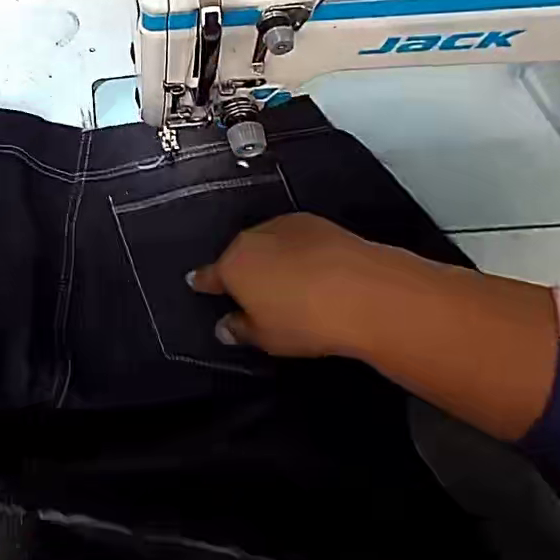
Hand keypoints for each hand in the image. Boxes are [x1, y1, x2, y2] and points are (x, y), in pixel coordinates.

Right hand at [189, 212, 436, 358]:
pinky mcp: (312, 221)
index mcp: (233, 266)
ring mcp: (282, 226)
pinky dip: (296, 249)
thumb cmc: (306, 320)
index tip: (197, 283)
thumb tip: (225, 326)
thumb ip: (240, 329)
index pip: (210, 275)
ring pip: (266, 244)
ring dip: (271, 259)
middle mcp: (251, 239)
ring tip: (290, 284)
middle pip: (239, 256)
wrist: (362, 290)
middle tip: (258, 296)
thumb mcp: (268, 339)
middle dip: (244, 272)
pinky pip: (293, 237)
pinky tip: (312, 268)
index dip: (204, 282)